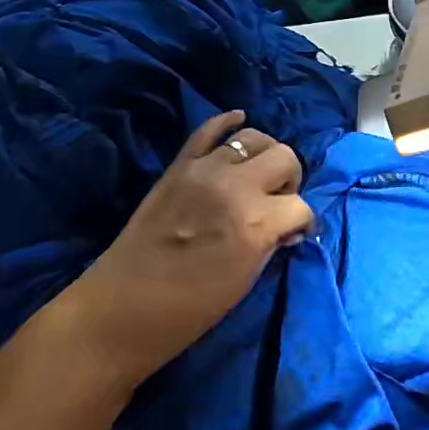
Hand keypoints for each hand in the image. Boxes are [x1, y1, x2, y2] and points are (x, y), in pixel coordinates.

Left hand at [62, 111, 312, 385]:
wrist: (127, 305)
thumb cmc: (191, 309)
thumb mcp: (245, 281)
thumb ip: (270, 243)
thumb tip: (286, 225)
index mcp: (255, 223)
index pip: (300, 206)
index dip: (302, 221)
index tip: (293, 232)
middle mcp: (234, 185)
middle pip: (284, 157)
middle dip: (290, 180)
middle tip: (278, 201)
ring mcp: (204, 169)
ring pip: (254, 137)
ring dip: (265, 155)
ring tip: (258, 175)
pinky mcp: (180, 164)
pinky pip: (209, 128)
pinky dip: (227, 122)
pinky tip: (238, 120)